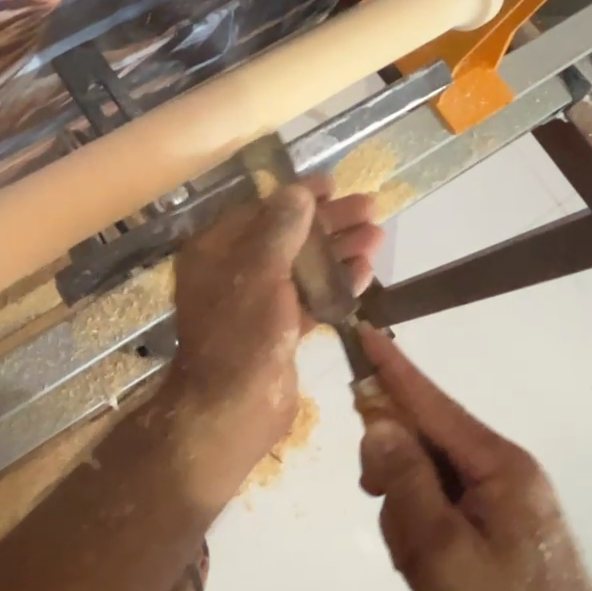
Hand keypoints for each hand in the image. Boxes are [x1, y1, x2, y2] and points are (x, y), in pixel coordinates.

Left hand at [167, 178, 382, 488]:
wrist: (234, 408)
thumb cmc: (241, 333)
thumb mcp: (259, 271)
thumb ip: (279, 229)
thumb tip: (296, 191)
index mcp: (214, 250)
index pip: (258, 210)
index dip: (296, 194)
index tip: (332, 183)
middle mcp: (230, 271)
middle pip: (285, 235)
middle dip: (327, 222)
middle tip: (369, 207)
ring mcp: (254, 302)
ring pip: (300, 266)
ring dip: (337, 251)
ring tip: (377, 235)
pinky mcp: (276, 330)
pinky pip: (307, 297)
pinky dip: (334, 285)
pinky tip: (365, 273)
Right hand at [357, 329, 591, 590]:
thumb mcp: (443, 548)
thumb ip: (405, 479)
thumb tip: (376, 421)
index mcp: (496, 463)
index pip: (431, 401)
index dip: (392, 368)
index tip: (361, 331)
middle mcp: (501, 466)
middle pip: (421, 440)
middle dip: (393, 476)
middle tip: (392, 520)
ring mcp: (500, 493)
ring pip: (424, 476)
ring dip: (407, 516)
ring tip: (422, 567)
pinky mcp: (495, 518)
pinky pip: (438, 502)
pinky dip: (422, 530)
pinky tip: (431, 571)